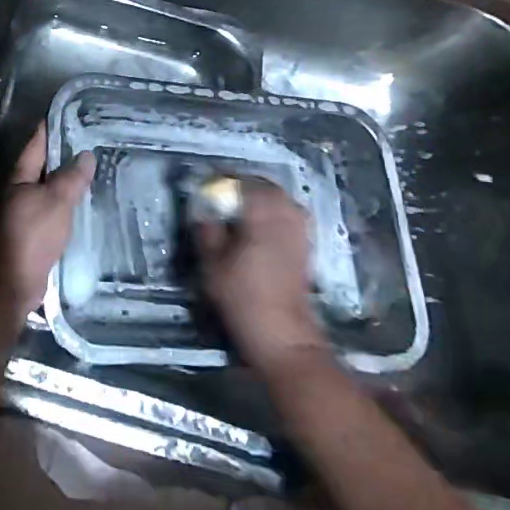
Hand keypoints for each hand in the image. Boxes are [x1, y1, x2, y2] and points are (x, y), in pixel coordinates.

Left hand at [0, 124, 95, 315]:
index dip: (48, 130)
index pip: (35, 146)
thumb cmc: (31, 235)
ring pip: (45, 192)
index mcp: (18, 178)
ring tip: (90, 175)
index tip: (64, 115)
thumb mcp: (55, 202)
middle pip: (39, 168)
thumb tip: (85, 154)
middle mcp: (16, 192)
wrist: (11, 280)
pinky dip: (64, 207)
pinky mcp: (29, 236)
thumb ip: (70, 178)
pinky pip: (50, 213)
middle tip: (88, 144)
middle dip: (60, 157)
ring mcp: (20, 215)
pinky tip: (80, 209)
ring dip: (64, 183)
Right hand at [199, 178, 326, 372]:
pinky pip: (291, 216)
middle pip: (270, 188)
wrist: (281, 332)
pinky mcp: (305, 249)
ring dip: (264, 196)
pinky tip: (260, 222)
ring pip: (284, 201)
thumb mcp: (211, 262)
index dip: (226, 178)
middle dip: (247, 184)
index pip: (245, 184)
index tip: (209, 179)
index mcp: (262, 218)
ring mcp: (300, 234)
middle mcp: (286, 220)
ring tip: (242, 203)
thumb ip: (207, 230)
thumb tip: (204, 208)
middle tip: (224, 189)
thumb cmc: (241, 296)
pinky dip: (276, 211)